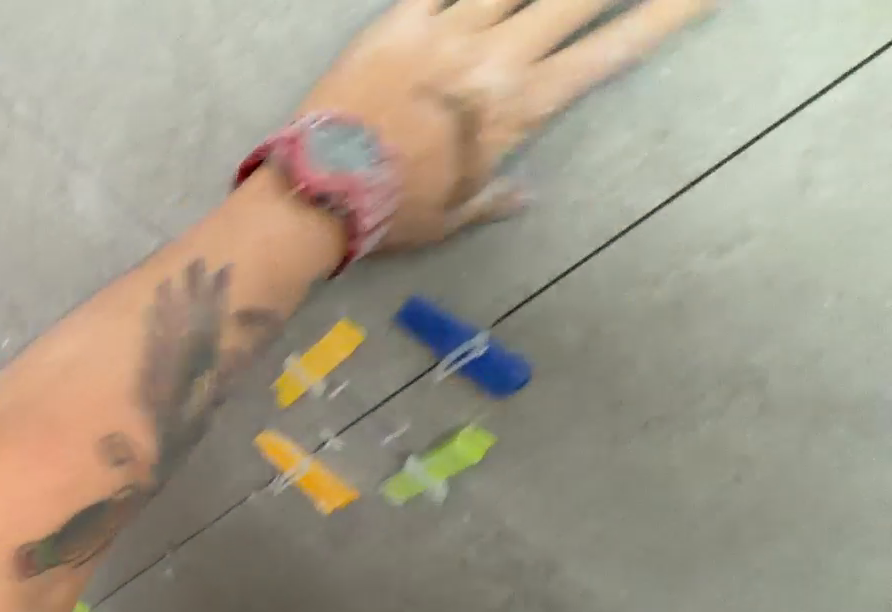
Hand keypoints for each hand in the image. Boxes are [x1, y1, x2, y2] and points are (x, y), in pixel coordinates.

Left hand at [303, 0, 715, 248]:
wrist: (314, 198)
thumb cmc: (386, 215)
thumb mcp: (447, 219)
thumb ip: (491, 198)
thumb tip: (526, 196)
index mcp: (517, 108)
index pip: (612, 49)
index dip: (668, 12)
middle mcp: (493, 58)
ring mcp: (442, 35)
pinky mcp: (394, 26)